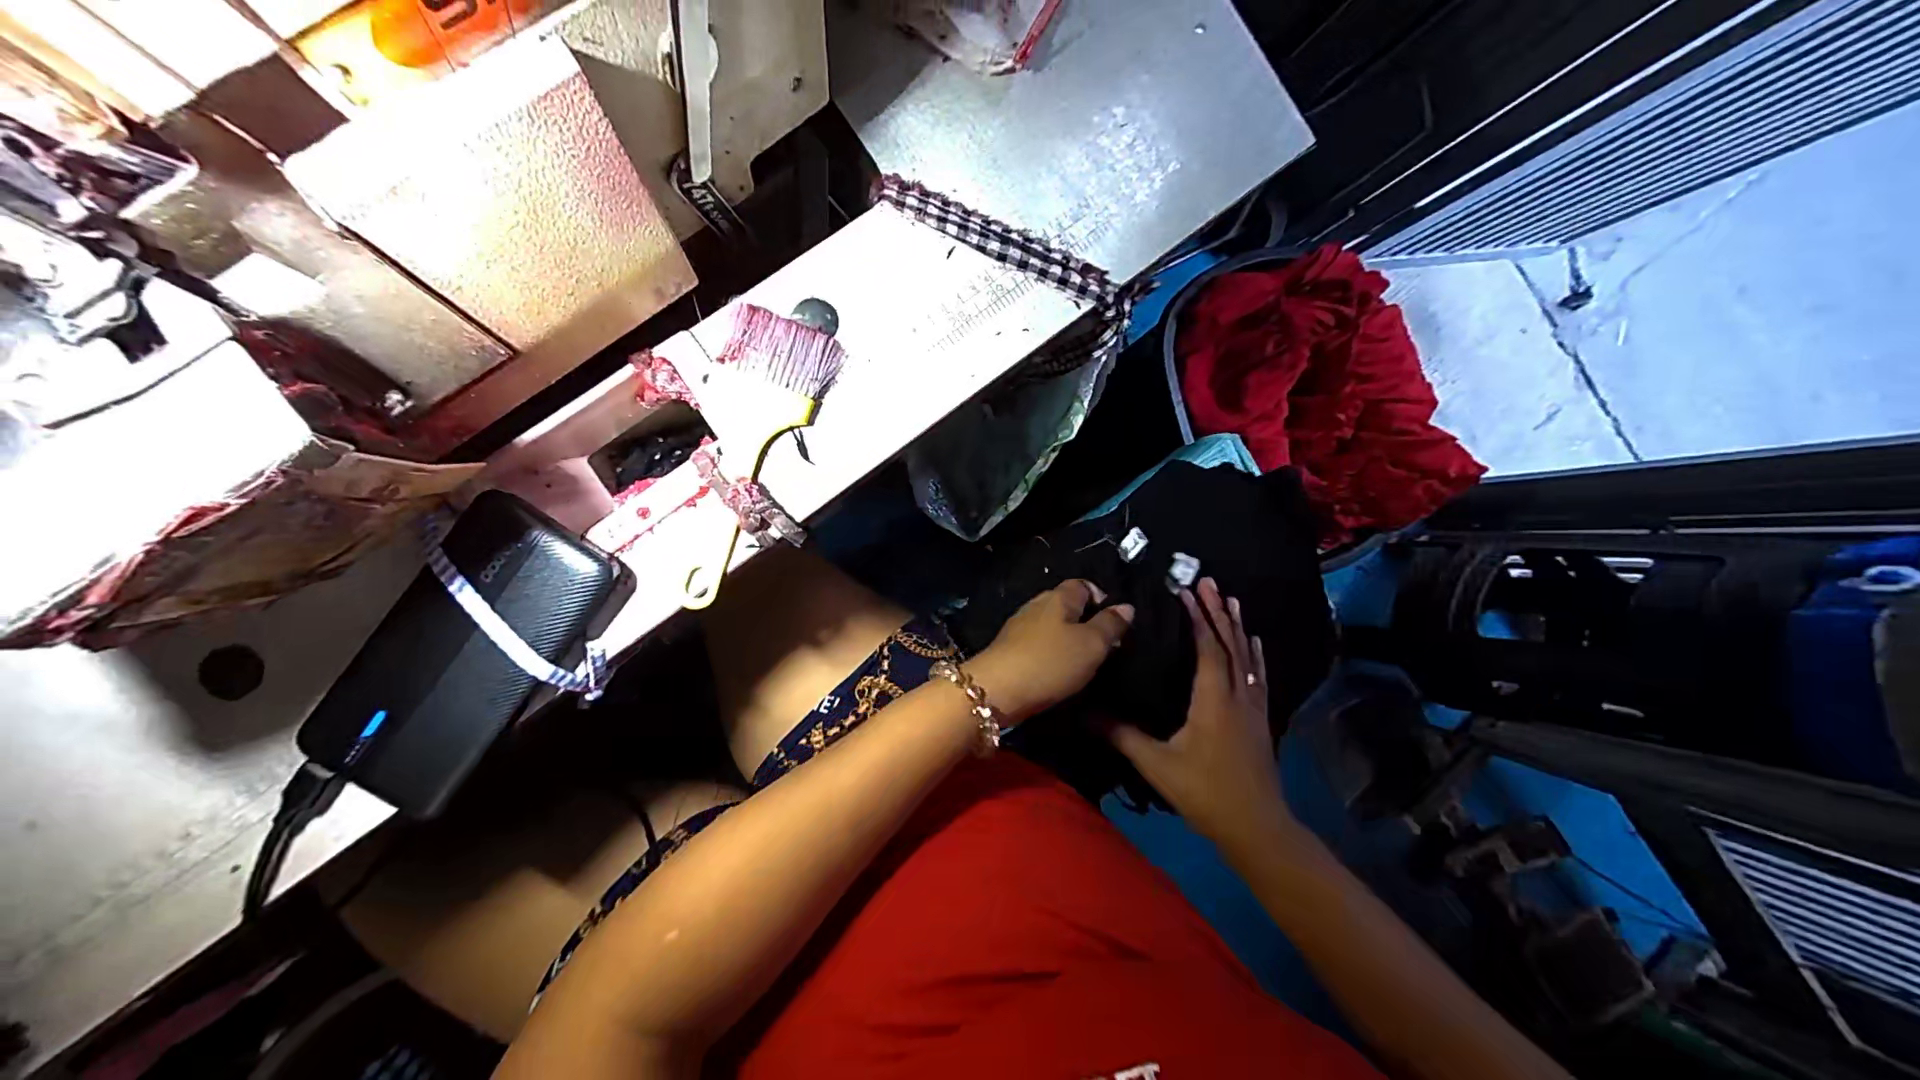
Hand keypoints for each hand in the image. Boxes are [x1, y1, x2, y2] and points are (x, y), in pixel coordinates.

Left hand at [964, 580, 1134, 722]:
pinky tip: (1057, 670)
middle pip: (1066, 605)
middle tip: (1104, 645)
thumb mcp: (1091, 644)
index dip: (1102, 598)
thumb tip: (1126, 606)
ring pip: (1051, 625)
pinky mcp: (1008, 649)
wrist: (996, 690)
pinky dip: (1051, 652)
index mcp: (1058, 597)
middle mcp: (1036, 605)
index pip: (1083, 585)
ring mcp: (1019, 626)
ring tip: (1084, 661)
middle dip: (1086, 621)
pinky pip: (1038, 643)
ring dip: (1067, 639)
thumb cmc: (1050, 662)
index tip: (1115, 623)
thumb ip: (1110, 624)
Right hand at [1108, 578, 1288, 845]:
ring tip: (1231, 599)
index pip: (1207, 647)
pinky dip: (1254, 653)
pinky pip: (1258, 674)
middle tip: (1209, 580)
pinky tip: (1255, 643)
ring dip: (1238, 625)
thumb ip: (1121, 735)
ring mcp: (1254, 706)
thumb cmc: (1205, 792)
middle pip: (1230, 643)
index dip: (1197, 617)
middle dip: (1218, 610)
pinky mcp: (1260, 719)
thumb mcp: (1157, 765)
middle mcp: (1238, 694)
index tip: (1185, 591)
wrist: (1257, 827)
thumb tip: (1084, 712)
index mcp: (1214, 699)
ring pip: (1247, 655)